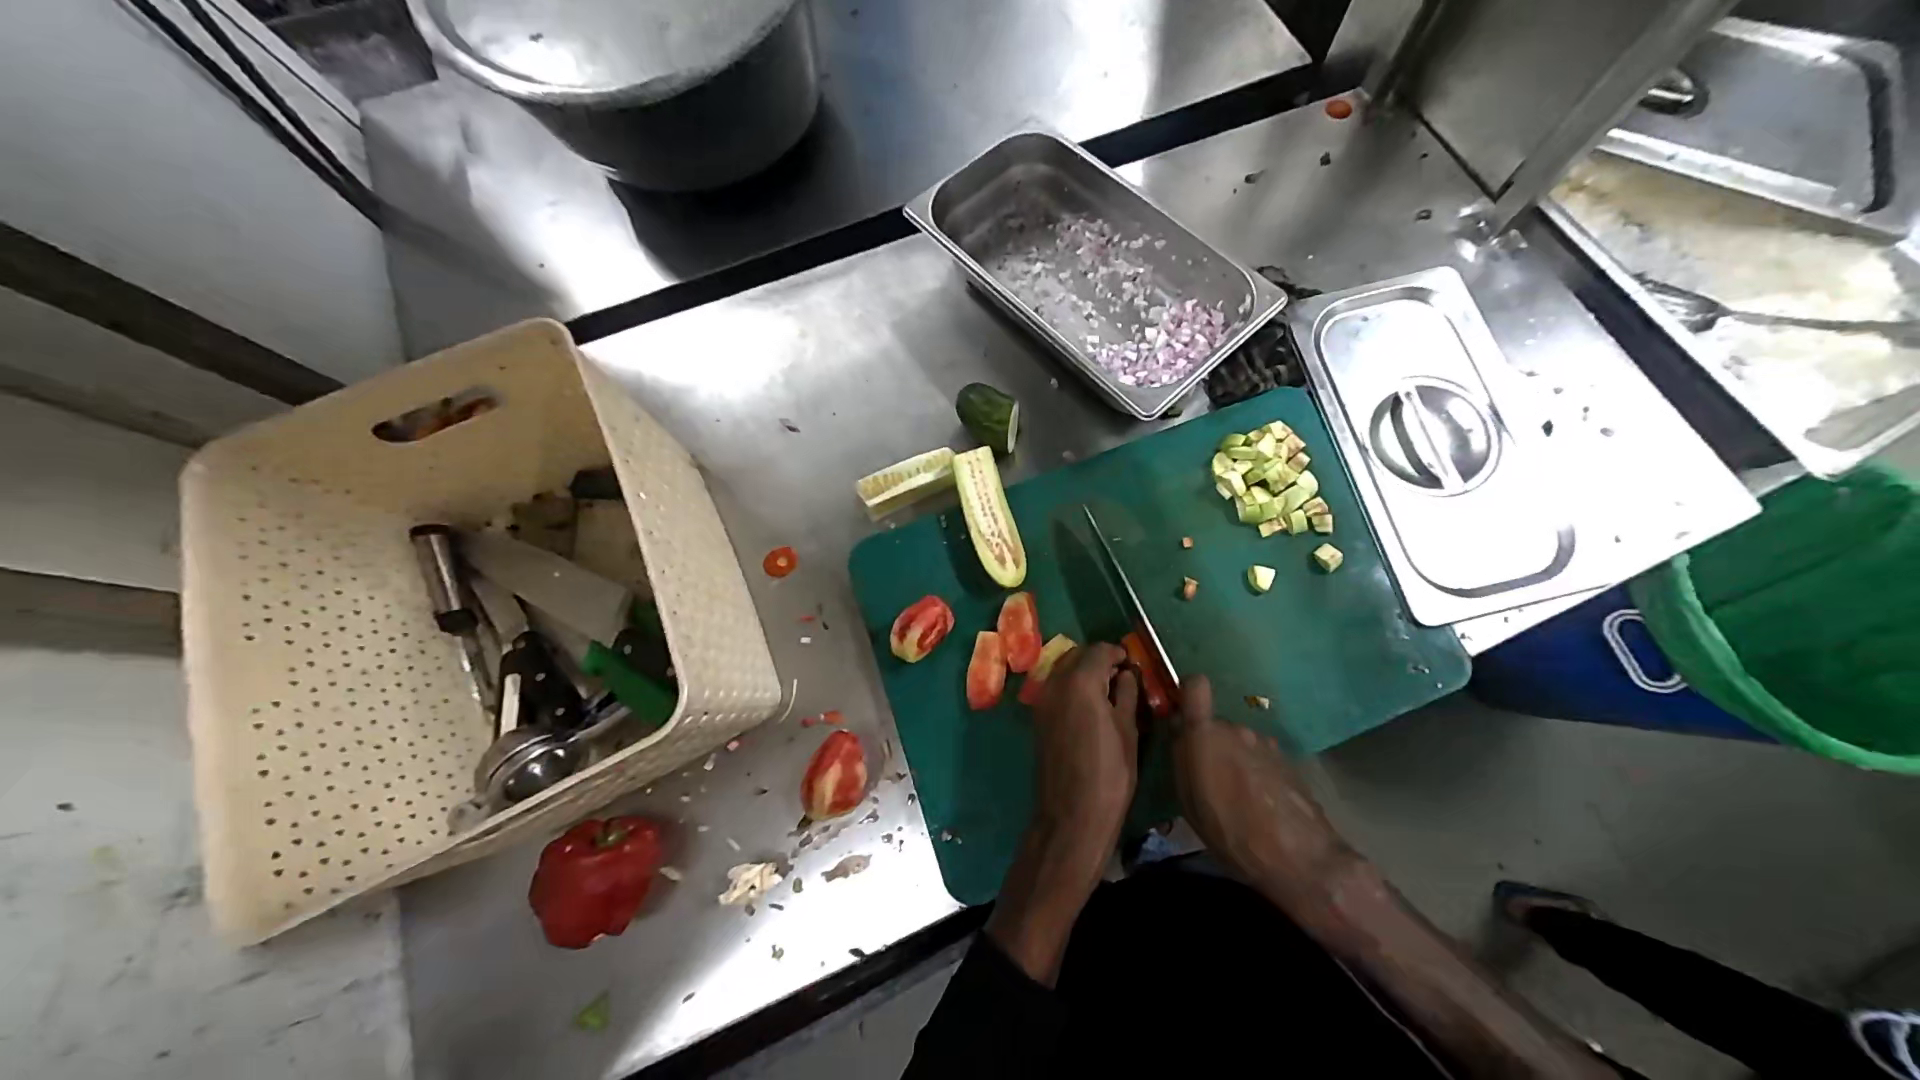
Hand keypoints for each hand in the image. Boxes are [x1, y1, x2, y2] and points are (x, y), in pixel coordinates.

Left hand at [986, 642, 1139, 985]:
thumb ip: (1126, 694)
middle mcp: (1055, 684)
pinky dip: (1073, 689)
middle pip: (1078, 656)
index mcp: (1079, 682)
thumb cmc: (1110, 775)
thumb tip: (1127, 673)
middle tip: (1124, 679)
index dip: (1118, 654)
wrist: (1072, 816)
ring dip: (1085, 674)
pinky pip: (1057, 690)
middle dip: (1100, 661)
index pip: (1099, 650)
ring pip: (1064, 671)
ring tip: (1110, 695)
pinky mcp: (1038, 718)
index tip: (1134, 667)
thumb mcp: (1128, 731)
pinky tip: (1092, 709)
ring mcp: (1042, 701)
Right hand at [1172, 676, 1350, 905]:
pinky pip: (1261, 758)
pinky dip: (1258, 773)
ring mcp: (1265, 743)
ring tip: (1239, 798)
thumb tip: (1180, 733)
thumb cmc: (1230, 832)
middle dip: (1212, 744)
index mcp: (1205, 735)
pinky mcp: (1288, 761)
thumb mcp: (1189, 801)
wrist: (1298, 858)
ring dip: (1236, 760)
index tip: (1184, 714)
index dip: (1189, 693)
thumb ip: (1182, 759)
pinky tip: (1261, 803)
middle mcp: (1236, 729)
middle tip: (1211, 780)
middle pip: (1216, 725)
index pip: (1195, 687)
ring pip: (1240, 742)